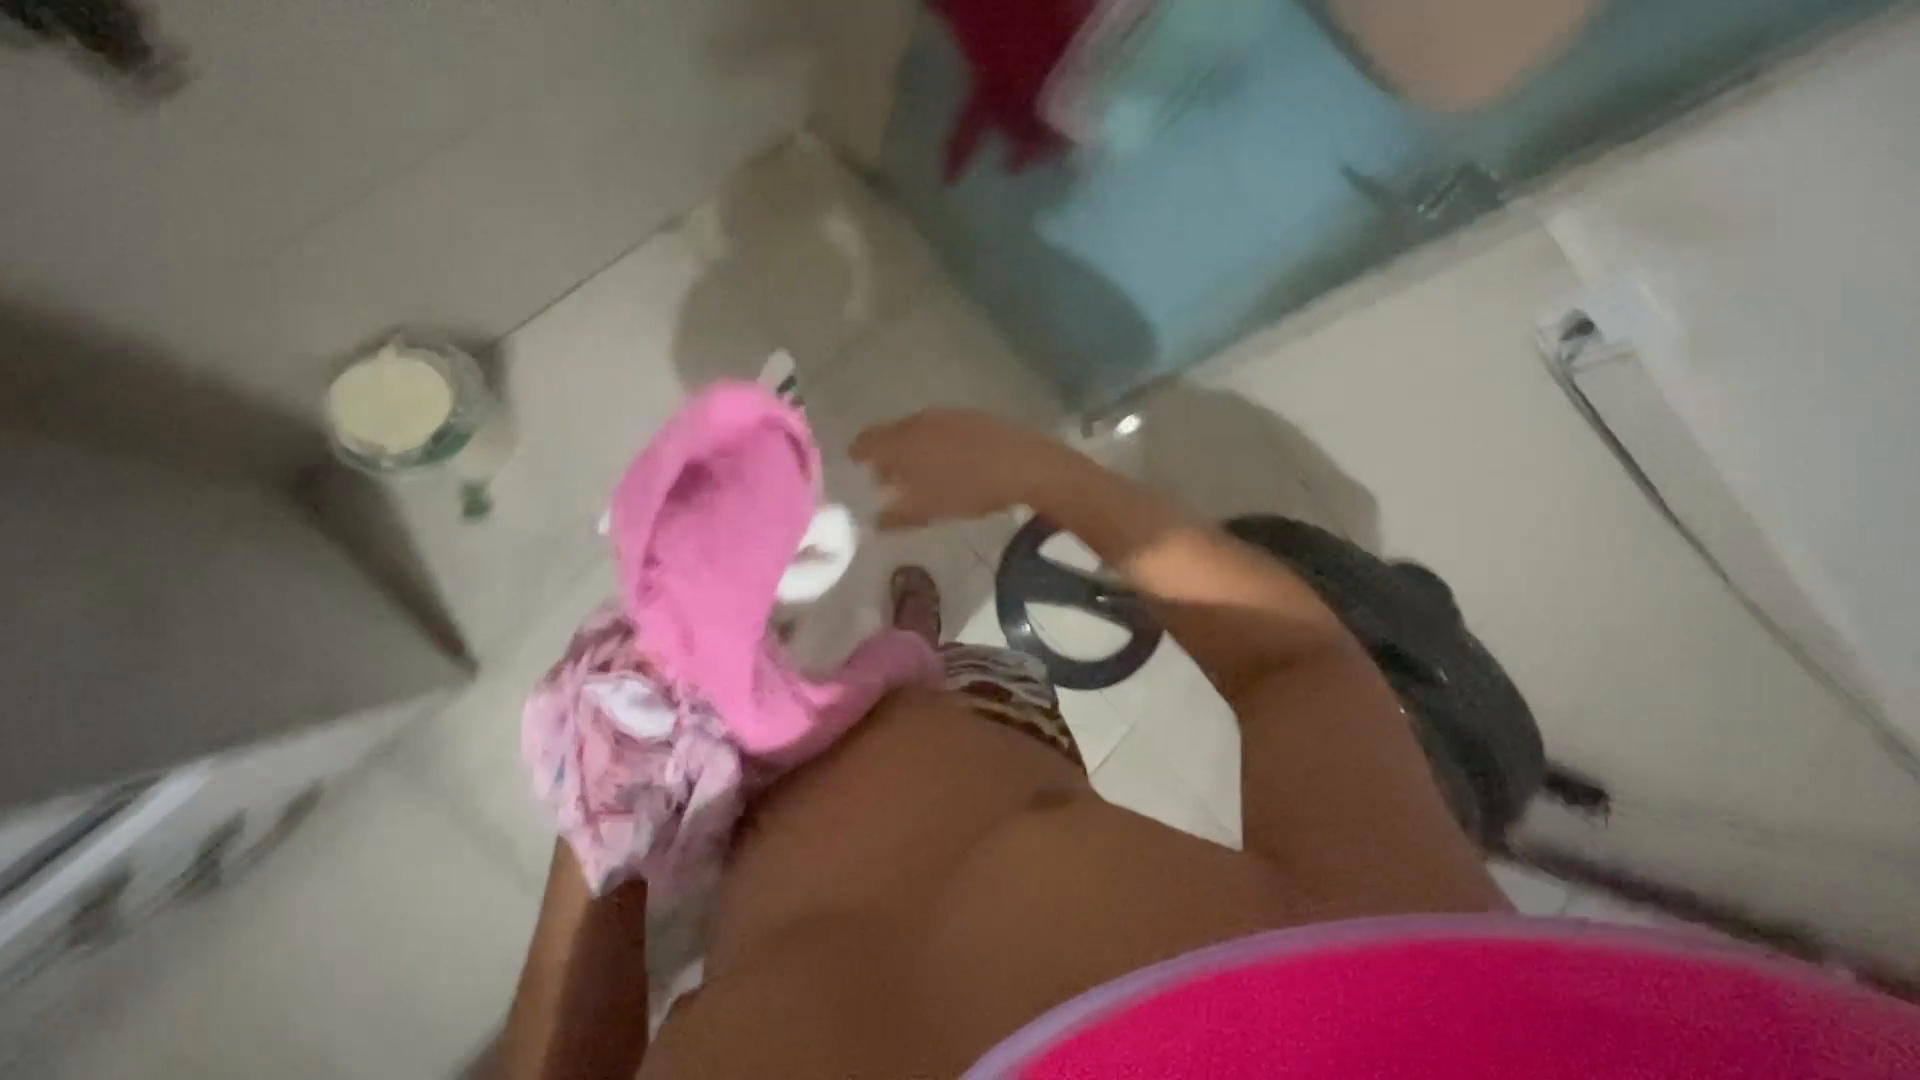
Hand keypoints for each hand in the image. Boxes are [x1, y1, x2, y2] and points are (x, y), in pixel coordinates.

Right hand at [850, 408, 1070, 529]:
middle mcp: (919, 420)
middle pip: (893, 433)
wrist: (1023, 464)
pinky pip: (942, 428)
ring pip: (918, 429)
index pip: (868, 440)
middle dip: (886, 453)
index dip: (858, 451)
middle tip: (885, 474)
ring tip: (917, 470)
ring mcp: (948, 415)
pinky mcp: (973, 416)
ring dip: (912, 447)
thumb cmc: (968, 489)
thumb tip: (875, 521)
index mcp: (902, 440)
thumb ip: (897, 516)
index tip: (854, 462)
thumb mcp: (928, 510)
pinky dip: (935, 443)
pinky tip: (948, 460)